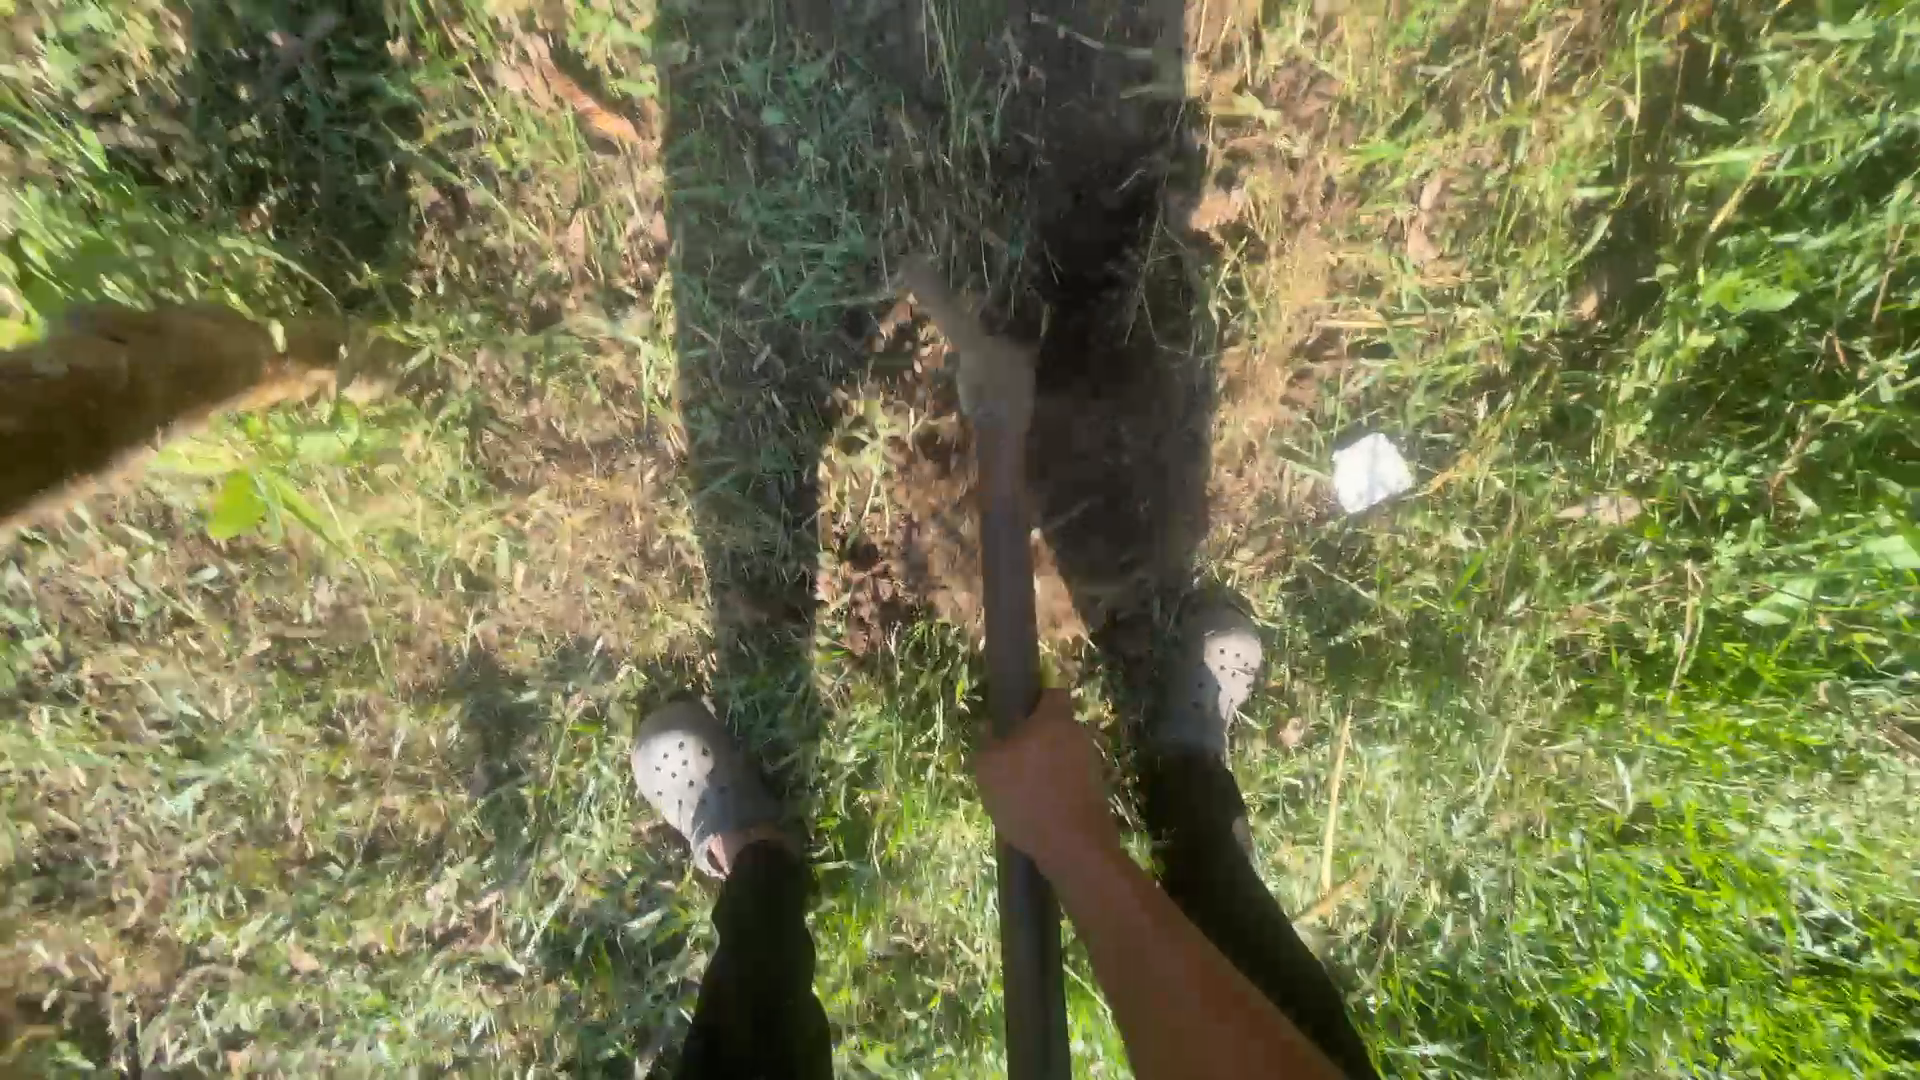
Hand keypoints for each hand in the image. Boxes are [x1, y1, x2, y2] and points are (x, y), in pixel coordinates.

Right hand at [974, 689, 1122, 871]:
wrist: (1073, 846)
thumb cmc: (1027, 795)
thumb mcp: (989, 767)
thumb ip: (988, 742)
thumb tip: (991, 728)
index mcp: (1055, 719)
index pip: (1052, 692)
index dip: (1035, 699)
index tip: (1016, 714)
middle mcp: (1077, 735)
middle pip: (1054, 727)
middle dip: (1034, 739)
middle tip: (1008, 758)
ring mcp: (1090, 765)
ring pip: (1061, 754)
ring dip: (1043, 766)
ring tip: (1019, 790)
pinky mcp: (1094, 792)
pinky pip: (1067, 780)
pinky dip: (1053, 789)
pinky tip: (1035, 809)